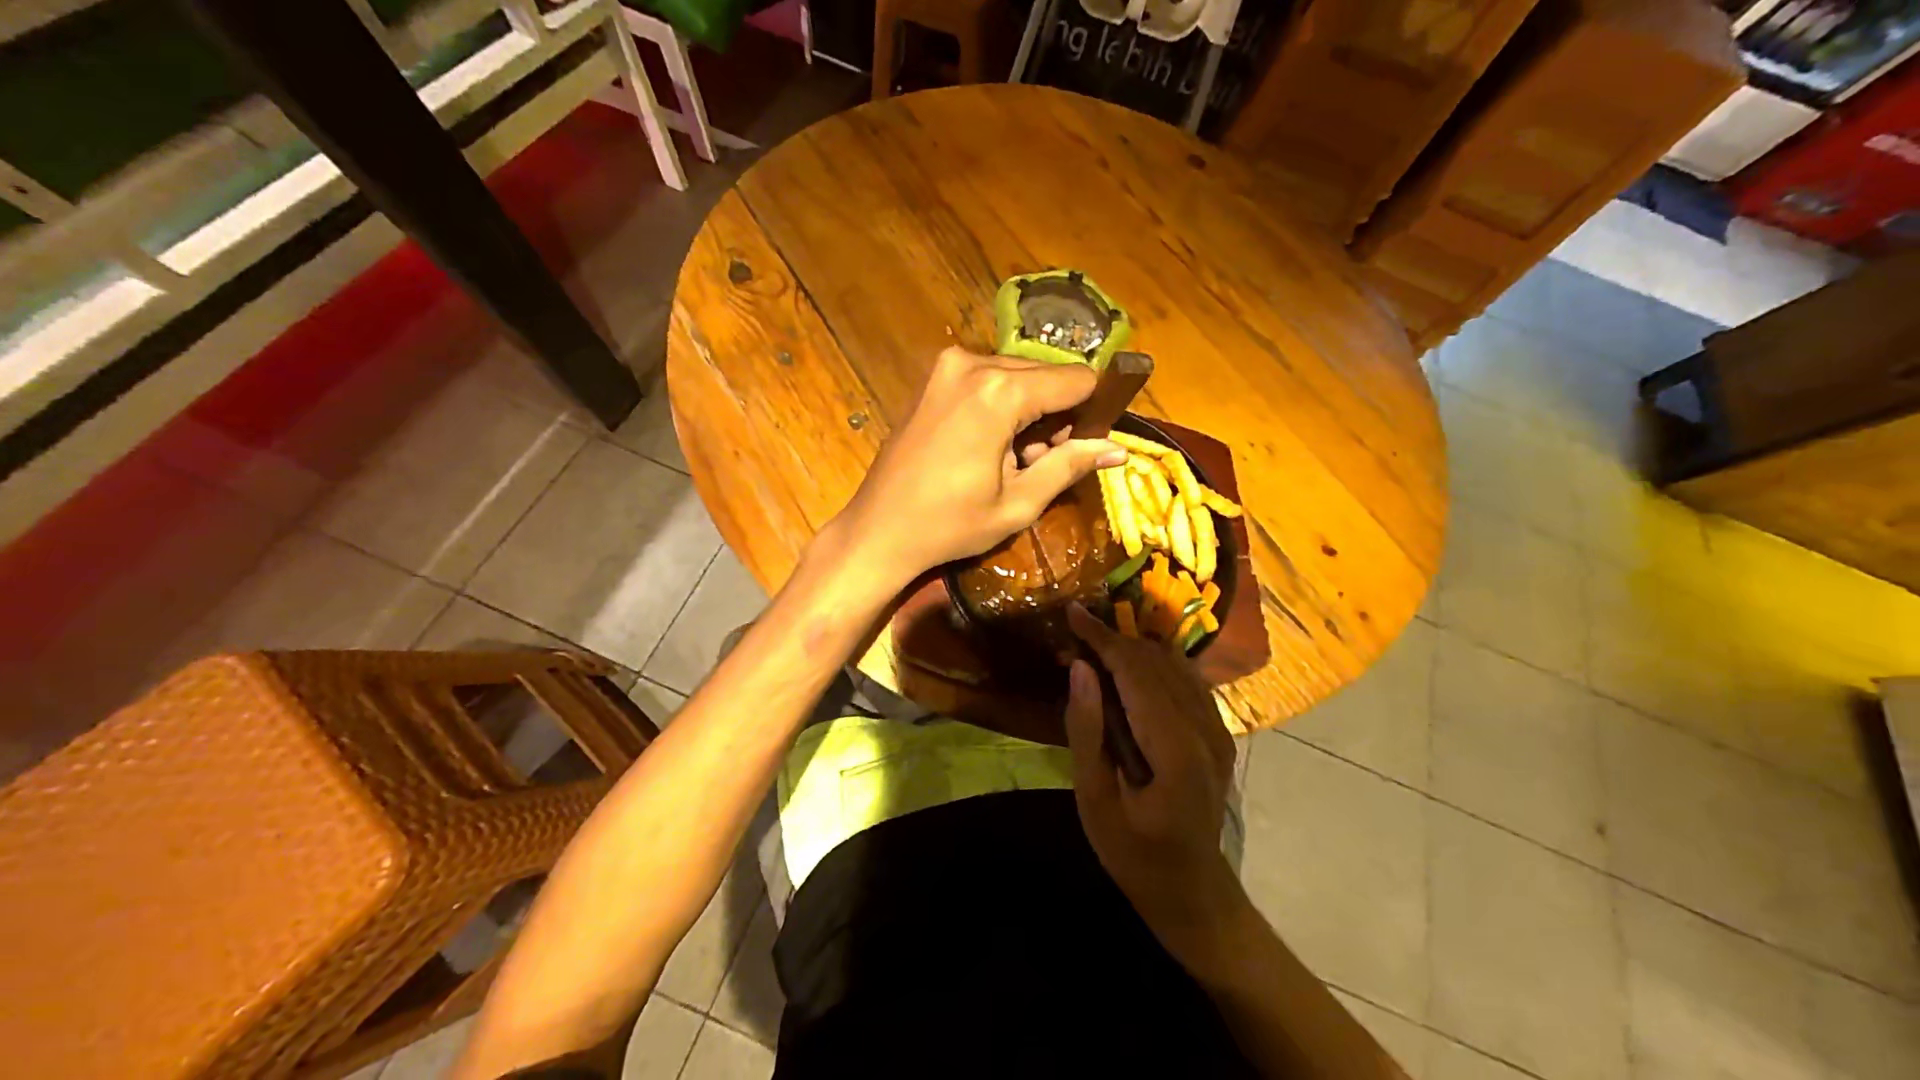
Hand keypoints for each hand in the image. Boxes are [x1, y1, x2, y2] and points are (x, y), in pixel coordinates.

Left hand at [831, 348, 1125, 585]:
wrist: (878, 530)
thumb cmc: (949, 525)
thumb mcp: (1018, 503)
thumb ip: (1069, 466)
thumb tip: (1119, 449)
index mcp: (998, 391)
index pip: (1074, 380)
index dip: (1095, 407)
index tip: (1098, 439)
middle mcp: (972, 363)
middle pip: (1043, 375)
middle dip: (1059, 412)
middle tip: (1053, 459)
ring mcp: (946, 367)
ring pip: (1015, 376)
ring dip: (1030, 410)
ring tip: (1020, 460)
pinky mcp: (932, 380)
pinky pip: (986, 381)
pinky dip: (1002, 405)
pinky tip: (994, 445)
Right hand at [1063, 603, 1241, 951]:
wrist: (1191, 890)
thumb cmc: (1133, 853)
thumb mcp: (1094, 800)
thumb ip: (1087, 730)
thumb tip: (1080, 667)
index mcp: (1176, 750)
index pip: (1137, 673)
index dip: (1103, 638)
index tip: (1071, 613)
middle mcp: (1206, 730)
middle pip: (1157, 663)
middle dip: (1113, 640)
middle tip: (1072, 635)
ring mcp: (1219, 731)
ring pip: (1175, 666)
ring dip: (1133, 649)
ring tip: (1094, 647)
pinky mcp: (1218, 734)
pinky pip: (1186, 681)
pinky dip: (1153, 665)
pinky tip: (1127, 668)